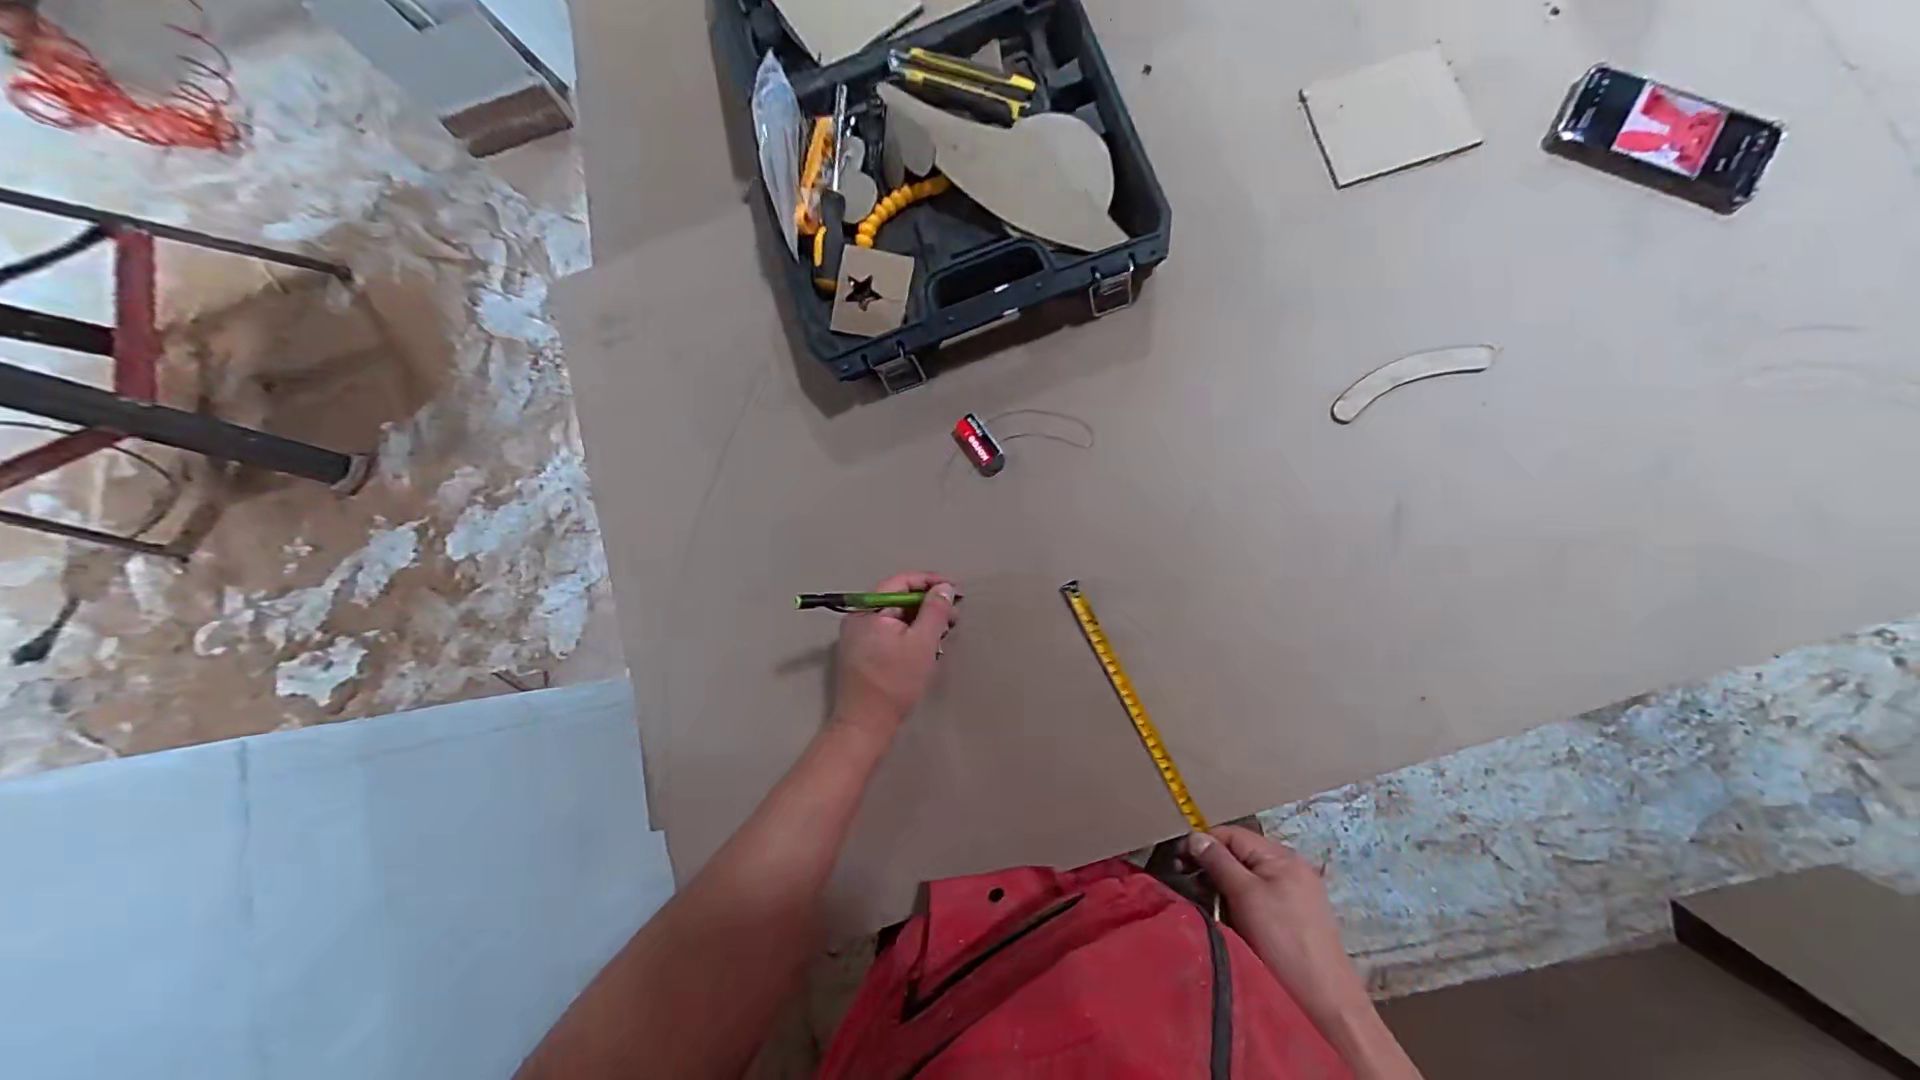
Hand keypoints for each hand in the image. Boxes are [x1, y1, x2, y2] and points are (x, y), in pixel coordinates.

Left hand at [830, 572, 957, 736]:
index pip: (901, 582)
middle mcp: (858, 618)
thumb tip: (944, 587)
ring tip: (942, 634)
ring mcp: (858, 636)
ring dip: (921, 621)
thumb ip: (935, 611)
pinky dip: (910, 633)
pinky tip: (926, 647)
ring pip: (896, 616)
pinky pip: (890, 632)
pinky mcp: (863, 652)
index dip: (929, 582)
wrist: (865, 725)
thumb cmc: (894, 683)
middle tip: (953, 616)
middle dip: (928, 604)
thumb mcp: (922, 643)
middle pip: (898, 598)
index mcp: (867, 611)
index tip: (954, 590)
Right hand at [1188, 827, 1420, 1076]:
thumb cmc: (1282, 941)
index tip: (1178, 861)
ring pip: (1247, 877)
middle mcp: (1290, 868)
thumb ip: (1218, 861)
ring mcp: (1295, 894)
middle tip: (1187, 882)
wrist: (1324, 1001)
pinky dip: (1239, 902)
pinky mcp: (1294, 917)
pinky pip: (1258, 897)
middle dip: (1212, 865)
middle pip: (1239, 854)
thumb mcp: (1244, 894)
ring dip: (1223, 886)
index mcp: (1281, 856)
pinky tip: (1230, 918)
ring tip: (1207, 903)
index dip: (1203, 842)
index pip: (1232, 834)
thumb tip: (1195, 836)